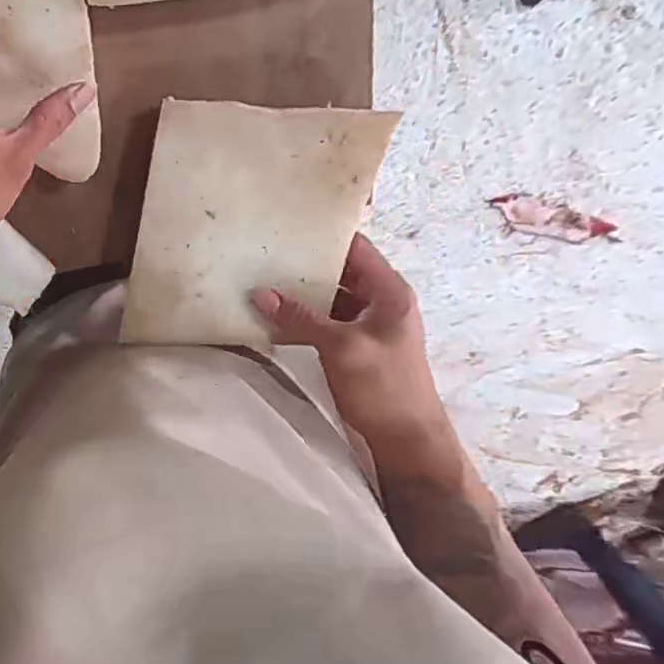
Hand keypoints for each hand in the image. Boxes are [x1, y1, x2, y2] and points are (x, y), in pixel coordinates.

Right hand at [250, 234, 448, 455]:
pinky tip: (268, 320)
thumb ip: (301, 318)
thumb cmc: (385, 387)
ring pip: (326, 299)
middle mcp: (378, 303)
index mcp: (389, 292)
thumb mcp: (341, 347)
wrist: (406, 438)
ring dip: (296, 294)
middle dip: (302, 265)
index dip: (326, 234)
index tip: (288, 225)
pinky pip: (319, 323)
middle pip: (337, 272)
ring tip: (257, 282)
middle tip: (261, 254)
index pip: (356, 248)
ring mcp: (363, 326)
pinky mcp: (349, 347)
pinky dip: (297, 319)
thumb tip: (259, 293)